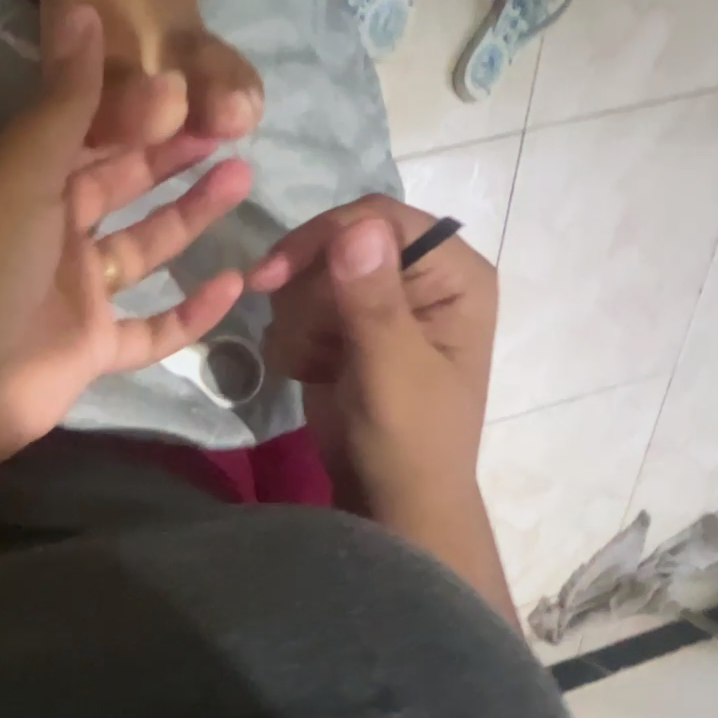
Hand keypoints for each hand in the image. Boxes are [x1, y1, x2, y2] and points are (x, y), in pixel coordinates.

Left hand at [0, 4, 252, 445]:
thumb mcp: (18, 172)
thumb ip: (62, 102)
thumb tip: (83, 8)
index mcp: (17, 189)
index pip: (83, 137)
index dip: (133, 112)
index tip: (186, 92)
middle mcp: (44, 239)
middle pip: (117, 187)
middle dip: (169, 156)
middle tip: (233, 124)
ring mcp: (68, 298)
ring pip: (140, 252)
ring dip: (188, 218)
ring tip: (243, 177)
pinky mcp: (88, 352)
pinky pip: (149, 332)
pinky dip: (188, 314)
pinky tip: (232, 283)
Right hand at [244, 195, 497, 515]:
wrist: (387, 497)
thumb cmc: (408, 439)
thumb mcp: (393, 371)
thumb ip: (373, 302)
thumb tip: (354, 228)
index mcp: (450, 274)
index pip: (377, 220)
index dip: (320, 240)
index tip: (266, 278)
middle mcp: (413, 279)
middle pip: (333, 247)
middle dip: (308, 297)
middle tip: (312, 347)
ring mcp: (374, 306)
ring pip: (307, 280)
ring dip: (298, 325)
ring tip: (318, 366)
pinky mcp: (341, 332)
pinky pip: (295, 313)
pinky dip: (292, 344)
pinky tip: (311, 373)